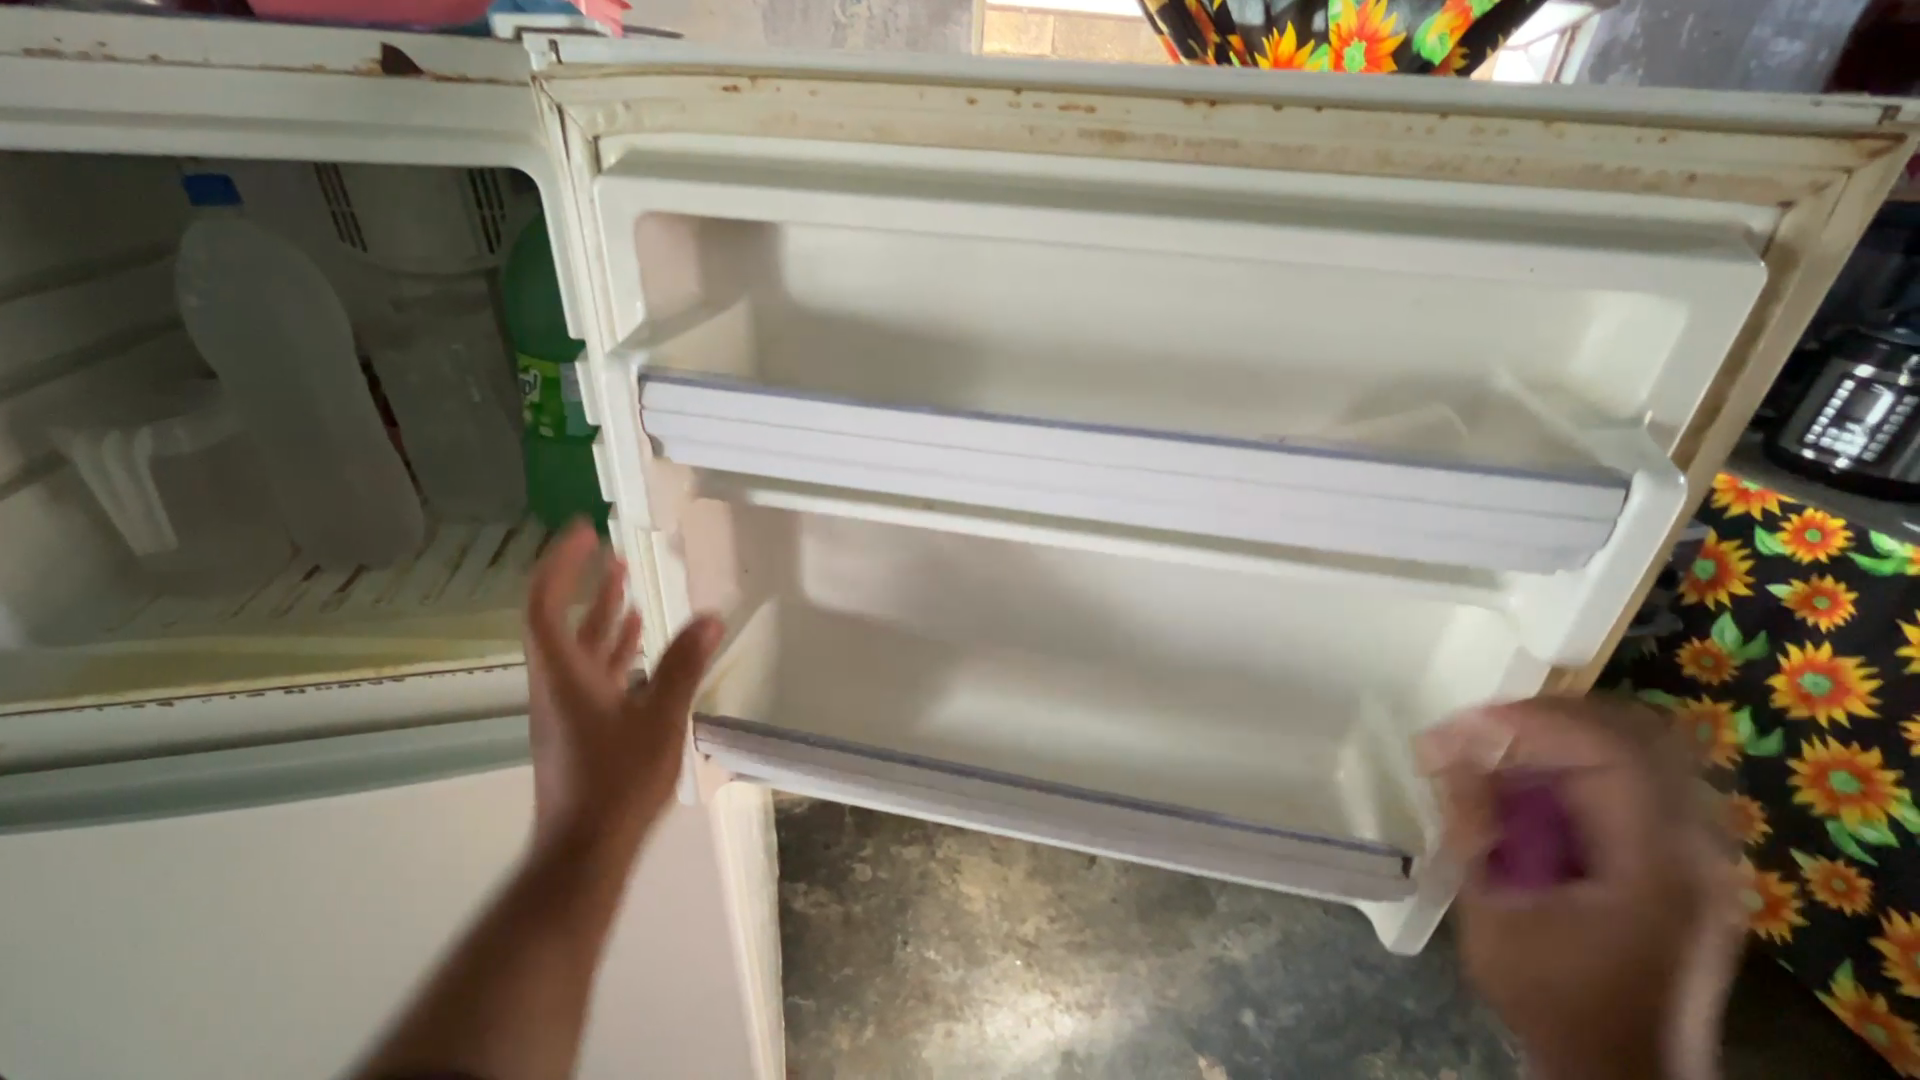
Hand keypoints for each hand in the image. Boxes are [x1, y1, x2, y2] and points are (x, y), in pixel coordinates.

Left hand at [523, 521, 723, 853]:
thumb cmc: (616, 783)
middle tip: (612, 551)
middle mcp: (558, 686)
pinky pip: (595, 675)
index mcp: (564, 676)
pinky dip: (616, 651)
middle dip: (586, 583)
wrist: (583, 851)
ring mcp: (569, 710)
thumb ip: (683, 667)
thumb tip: (710, 617)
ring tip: (628, 582)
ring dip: (603, 615)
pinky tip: (641, 645)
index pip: (547, 605)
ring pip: (581, 650)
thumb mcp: (660, 721)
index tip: (586, 533)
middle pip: (563, 622)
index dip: (562, 565)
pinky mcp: (583, 730)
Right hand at [1419, 697, 1742, 1079]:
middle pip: (1639, 733)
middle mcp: (1699, 848)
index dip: (1531, 720)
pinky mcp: (1692, 864)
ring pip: (1646, 750)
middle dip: (1551, 718)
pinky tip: (1536, 789)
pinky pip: (1646, 782)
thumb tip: (1447, 747)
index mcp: (1656, 862)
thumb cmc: (1550, 997)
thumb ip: (1476, 824)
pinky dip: (1587, 767)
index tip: (1463, 725)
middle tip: (1484, 730)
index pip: (1608, 748)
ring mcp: (1705, 855)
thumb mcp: (1493, 913)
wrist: (1618, 1071)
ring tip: (1502, 754)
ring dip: (1569, 739)